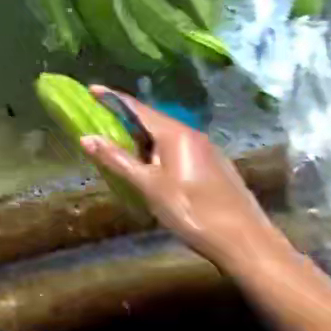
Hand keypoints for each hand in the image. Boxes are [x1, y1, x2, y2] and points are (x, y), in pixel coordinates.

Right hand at [79, 87, 282, 270]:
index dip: (113, 98)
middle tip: (101, 125)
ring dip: (142, 139)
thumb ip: (118, 160)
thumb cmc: (192, 211)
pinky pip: (178, 150)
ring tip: (122, 148)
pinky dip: (159, 152)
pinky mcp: (214, 166)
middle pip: (152, 120)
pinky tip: (153, 169)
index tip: (92, 89)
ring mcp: (206, 150)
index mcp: (174, 133)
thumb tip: (87, 137)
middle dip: (126, 120)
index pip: (137, 107)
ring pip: (166, 136)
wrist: (244, 240)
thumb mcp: (149, 187)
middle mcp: (191, 134)